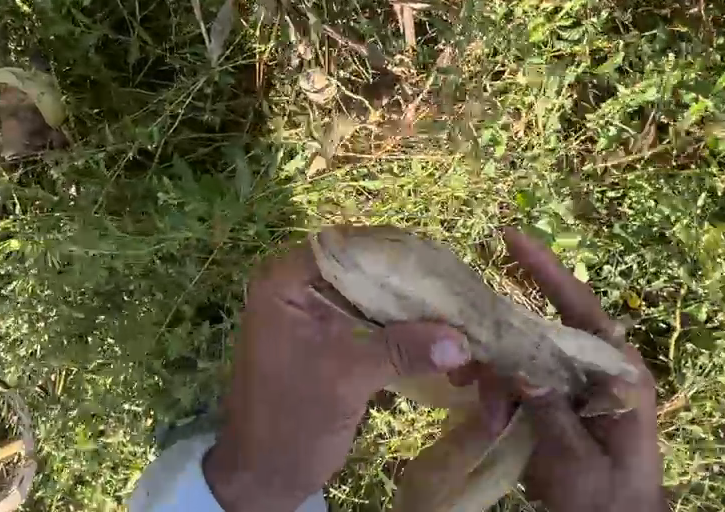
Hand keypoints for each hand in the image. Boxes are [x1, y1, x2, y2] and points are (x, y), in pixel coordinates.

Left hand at [204, 242, 473, 511]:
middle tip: (450, 283)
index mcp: (283, 280)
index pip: (343, 247)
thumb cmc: (292, 418)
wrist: (263, 476)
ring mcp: (309, 311)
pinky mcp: (324, 336)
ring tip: (450, 302)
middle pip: (357, 267)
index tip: (435, 261)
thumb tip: (462, 339)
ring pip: (365, 293)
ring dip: (403, 303)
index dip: (389, 251)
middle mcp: (294, 284)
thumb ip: (401, 350)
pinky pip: (364, 318)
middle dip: (403, 279)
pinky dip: (395, 325)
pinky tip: (432, 330)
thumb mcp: (347, 378)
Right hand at [503, 227, 663, 511]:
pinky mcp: (552, 404)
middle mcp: (593, 368)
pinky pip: (514, 381)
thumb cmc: (608, 502)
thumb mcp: (580, 464)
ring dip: (493, 376)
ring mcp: (571, 385)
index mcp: (617, 372)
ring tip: (478, 402)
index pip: (581, 305)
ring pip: (520, 355)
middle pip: (539, 327)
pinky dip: (495, 393)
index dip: (546, 268)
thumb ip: (552, 414)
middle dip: (499, 336)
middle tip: (466, 345)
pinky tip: (485, 415)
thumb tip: (520, 368)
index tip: (510, 237)